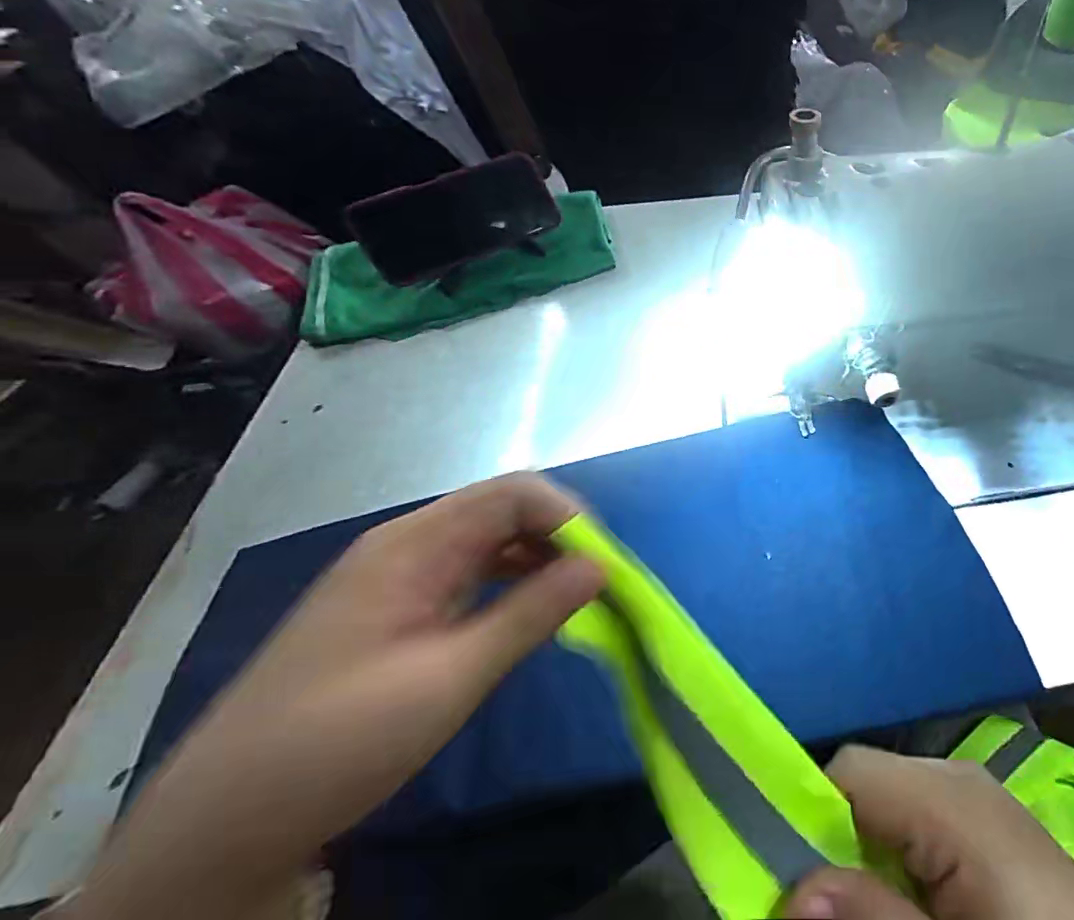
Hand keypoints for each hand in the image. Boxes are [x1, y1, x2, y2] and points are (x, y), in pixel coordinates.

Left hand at [63, 472, 604, 919]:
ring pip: (494, 540)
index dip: (567, 517)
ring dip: (544, 558)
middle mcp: (407, 547)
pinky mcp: (401, 607)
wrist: (223, 825)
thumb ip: (532, 613)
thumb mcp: (450, 677)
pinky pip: (476, 570)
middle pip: (505, 510)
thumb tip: (603, 566)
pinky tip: (535, 612)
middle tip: (599, 585)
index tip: (601, 567)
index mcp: (412, 547)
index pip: (513, 494)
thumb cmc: (339, 741)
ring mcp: (401, 576)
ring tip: (578, 599)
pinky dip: (517, 581)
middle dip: (563, 537)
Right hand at [782, 746, 1073, 919]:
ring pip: (890, 803)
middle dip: (830, 842)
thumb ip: (872, 918)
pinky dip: (897, 853)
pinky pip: (923, 819)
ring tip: (863, 907)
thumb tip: (794, 890)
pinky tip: (909, 900)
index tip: (776, 877)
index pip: (848, 770)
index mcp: (949, 796)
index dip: (803, 817)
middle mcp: (961, 776)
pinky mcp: (988, 817)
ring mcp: (979, 792)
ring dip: (862, 854)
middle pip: (865, 785)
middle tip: (817, 909)